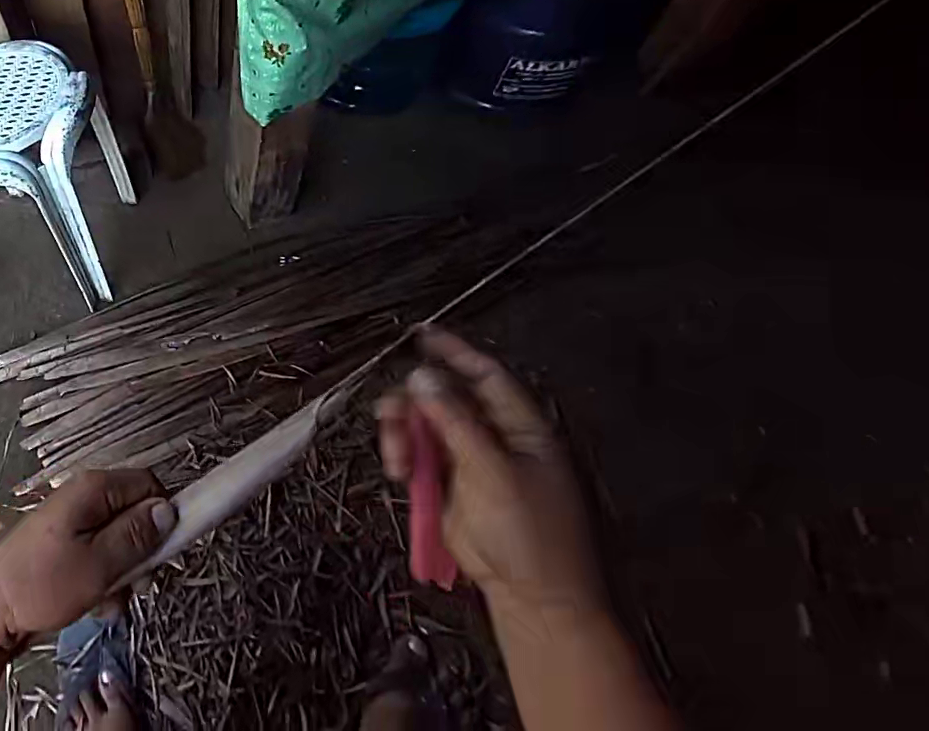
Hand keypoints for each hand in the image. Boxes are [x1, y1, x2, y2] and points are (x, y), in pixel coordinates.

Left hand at [0, 469, 175, 651]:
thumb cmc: (41, 584)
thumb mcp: (97, 565)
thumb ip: (136, 537)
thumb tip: (169, 509)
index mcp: (94, 488)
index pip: (149, 486)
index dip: (163, 518)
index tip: (166, 554)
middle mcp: (87, 496)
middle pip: (137, 514)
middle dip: (143, 552)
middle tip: (135, 585)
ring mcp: (76, 520)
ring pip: (122, 540)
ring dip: (125, 573)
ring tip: (108, 600)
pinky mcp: (69, 543)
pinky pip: (103, 554)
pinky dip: (106, 578)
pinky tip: (95, 603)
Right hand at [375, 327, 603, 621]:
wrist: (528, 594)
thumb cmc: (534, 538)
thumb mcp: (493, 471)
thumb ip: (454, 422)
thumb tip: (424, 379)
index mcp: (519, 428)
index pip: (484, 375)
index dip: (454, 351)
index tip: (423, 333)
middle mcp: (492, 437)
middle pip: (442, 399)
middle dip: (414, 404)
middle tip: (395, 413)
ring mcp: (467, 459)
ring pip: (421, 425)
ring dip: (402, 434)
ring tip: (397, 455)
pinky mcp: (446, 481)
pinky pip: (414, 453)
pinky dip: (401, 456)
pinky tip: (400, 469)